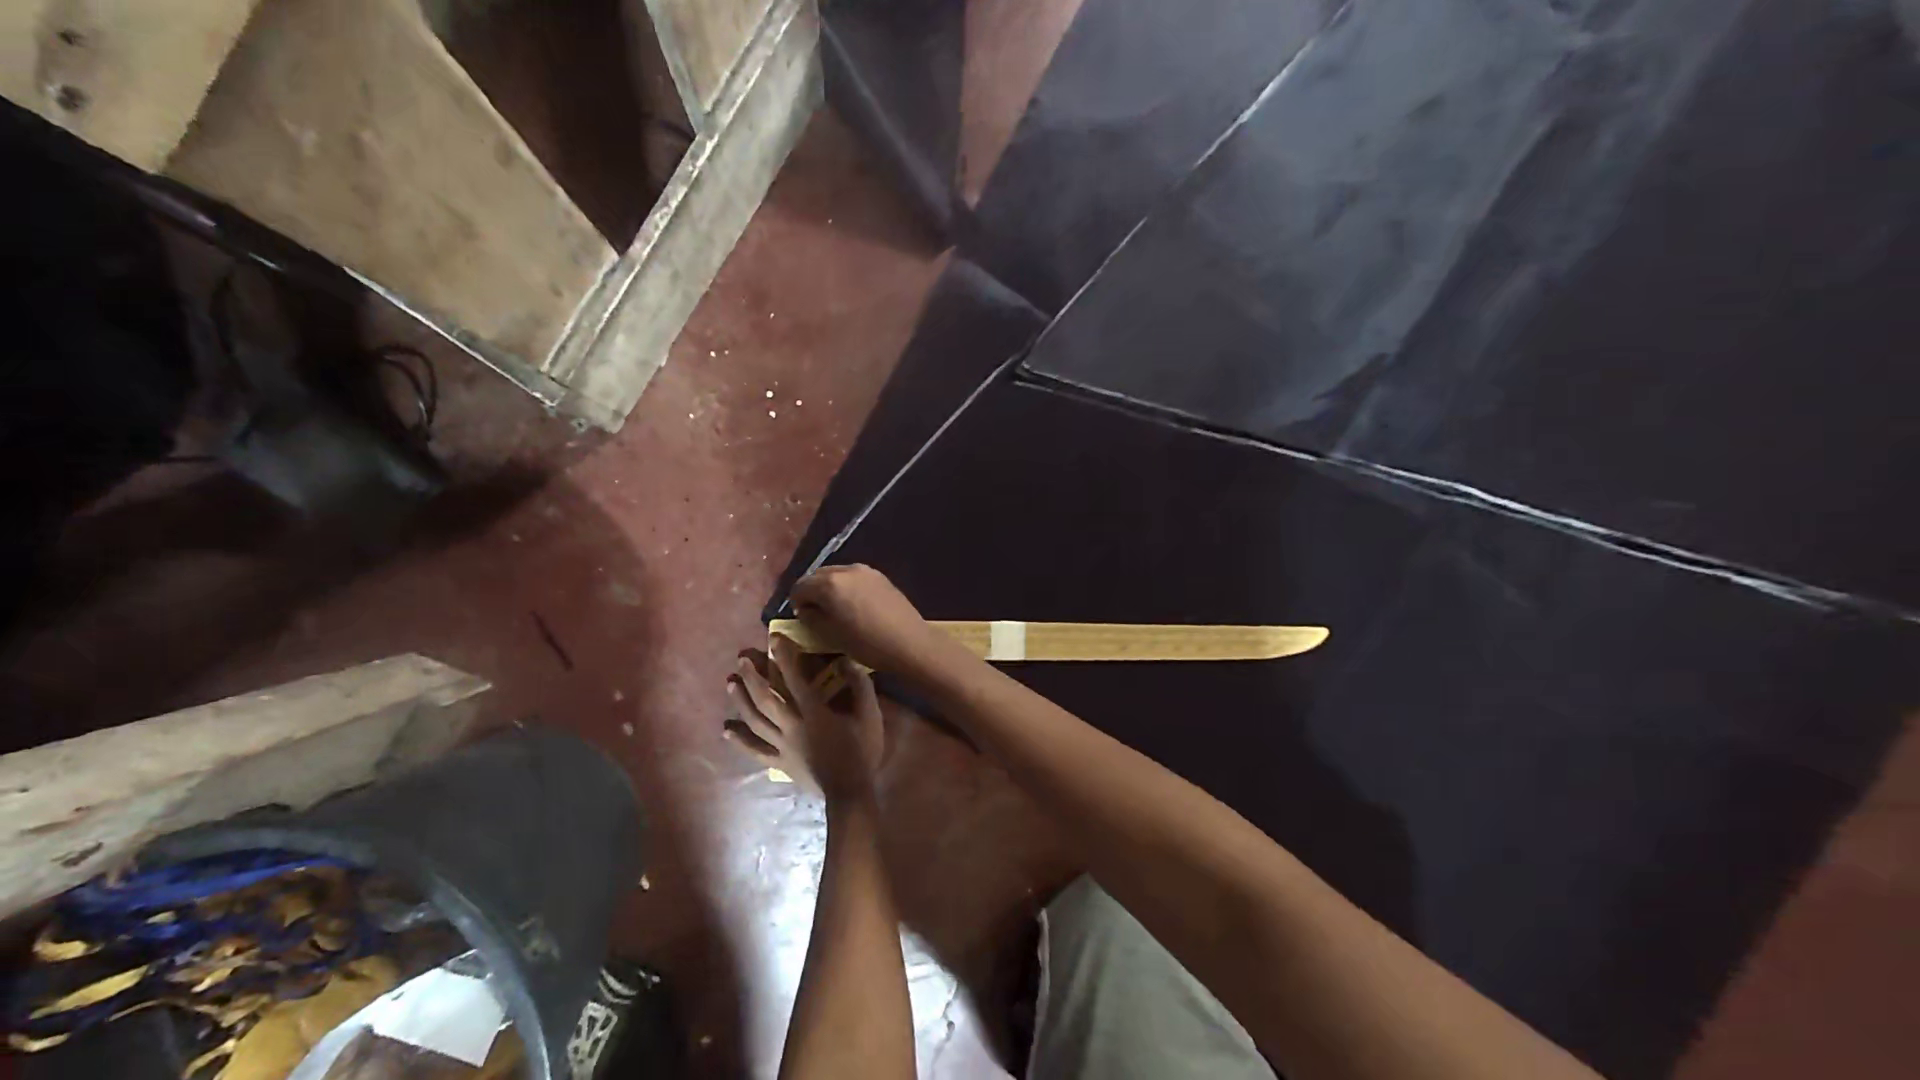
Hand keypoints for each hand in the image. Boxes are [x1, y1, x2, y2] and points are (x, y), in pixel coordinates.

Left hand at [726, 634, 887, 802]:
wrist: (850, 792)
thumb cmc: (861, 752)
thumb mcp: (870, 716)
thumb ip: (860, 686)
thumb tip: (846, 662)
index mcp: (814, 713)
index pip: (795, 678)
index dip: (784, 657)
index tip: (773, 638)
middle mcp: (792, 726)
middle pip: (766, 698)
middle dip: (752, 677)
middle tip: (741, 659)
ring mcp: (783, 746)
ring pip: (756, 721)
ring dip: (741, 701)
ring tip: (730, 683)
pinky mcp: (780, 763)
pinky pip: (756, 750)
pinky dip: (740, 741)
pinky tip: (727, 731)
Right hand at [791, 564, 945, 674]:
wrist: (910, 643)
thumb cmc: (867, 644)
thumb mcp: (830, 636)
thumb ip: (810, 618)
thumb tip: (806, 609)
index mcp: (829, 583)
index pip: (799, 587)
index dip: (797, 603)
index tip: (804, 619)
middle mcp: (845, 570)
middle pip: (817, 576)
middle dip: (813, 592)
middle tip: (818, 614)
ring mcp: (865, 570)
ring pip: (836, 574)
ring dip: (830, 588)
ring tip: (838, 610)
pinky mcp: (880, 576)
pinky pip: (854, 577)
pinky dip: (847, 587)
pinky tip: (856, 606)